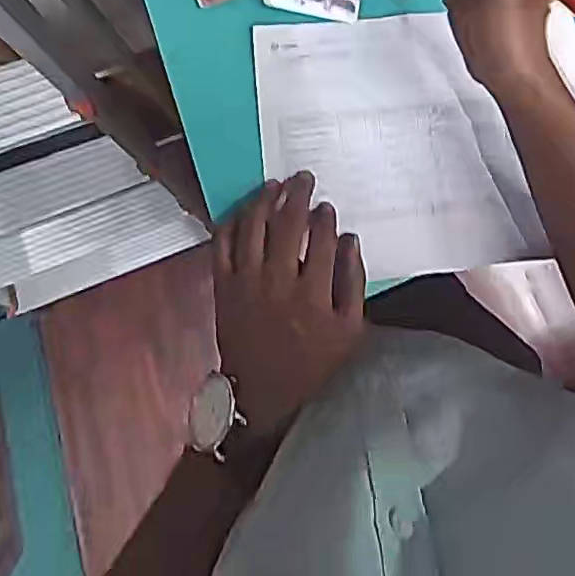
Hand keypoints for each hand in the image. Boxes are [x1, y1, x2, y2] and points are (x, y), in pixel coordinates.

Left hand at [213, 172, 365, 442]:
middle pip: (287, 222)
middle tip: (303, 178)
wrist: (262, 397)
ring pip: (252, 226)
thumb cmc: (311, 364)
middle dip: (297, 194)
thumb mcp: (349, 331)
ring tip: (274, 184)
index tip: (327, 207)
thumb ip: (352, 281)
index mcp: (311, 292)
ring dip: (264, 199)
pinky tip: (242, 209)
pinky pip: (222, 244)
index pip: (320, 237)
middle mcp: (276, 280)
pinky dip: (232, 221)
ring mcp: (245, 282)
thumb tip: (348, 238)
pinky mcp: (222, 286)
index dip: (324, 216)